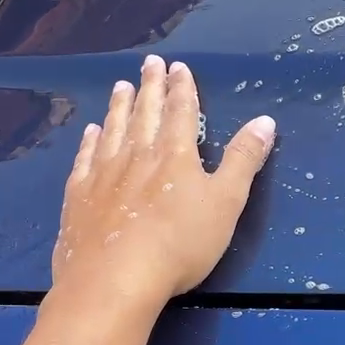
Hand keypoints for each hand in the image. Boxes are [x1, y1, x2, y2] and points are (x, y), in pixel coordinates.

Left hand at [51, 55, 274, 308]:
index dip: (182, 88)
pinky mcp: (79, 197)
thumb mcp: (227, 202)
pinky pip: (85, 159)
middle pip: (145, 113)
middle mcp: (137, 155)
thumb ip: (244, 160)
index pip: (181, 112)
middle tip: (149, 63)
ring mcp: (103, 175)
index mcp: (176, 154)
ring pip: (113, 130)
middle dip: (149, 87)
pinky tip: (92, 132)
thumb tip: (265, 121)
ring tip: (121, 86)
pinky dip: (90, 141)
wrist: (115, 280)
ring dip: (120, 106)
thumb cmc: (181, 243)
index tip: (179, 67)